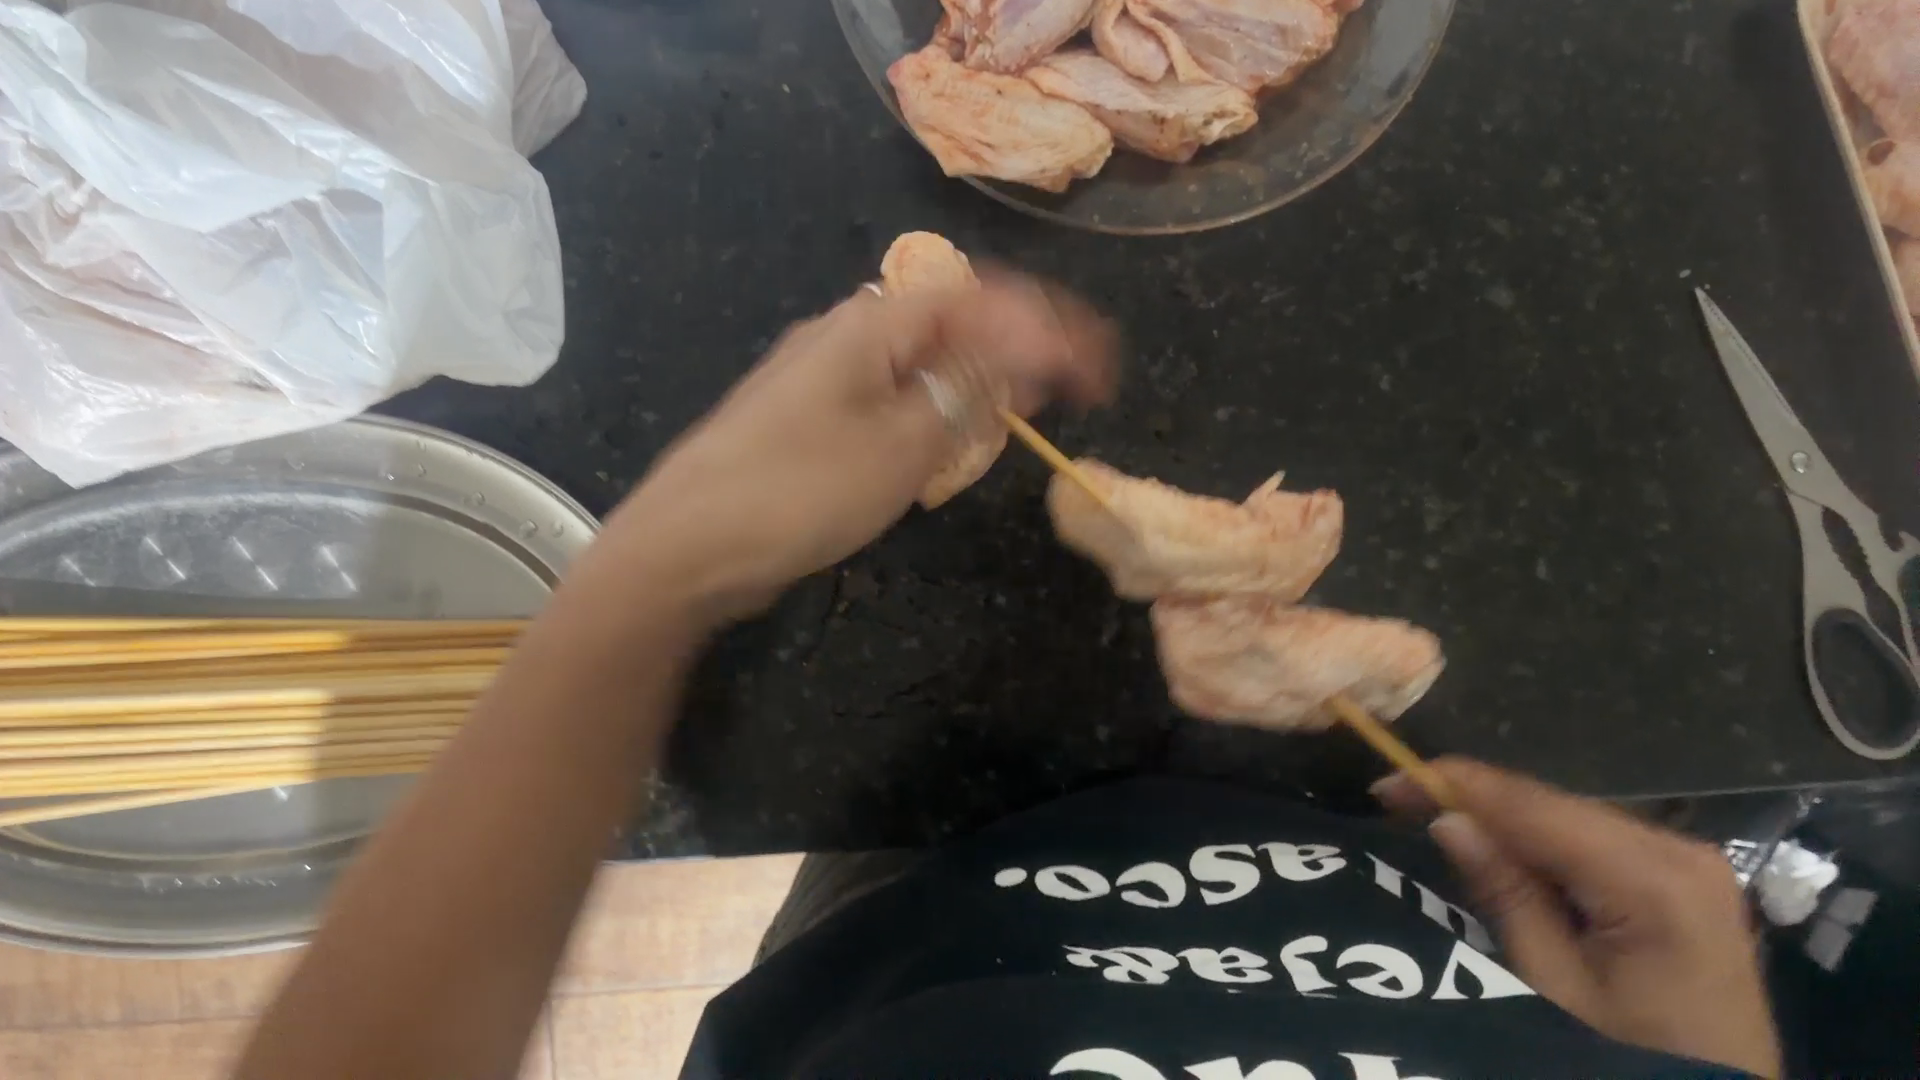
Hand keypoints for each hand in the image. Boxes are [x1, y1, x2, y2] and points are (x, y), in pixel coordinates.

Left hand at [602, 277, 1116, 624]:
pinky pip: (889, 400)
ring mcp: (820, 378)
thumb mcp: (901, 444)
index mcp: (870, 326)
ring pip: (920, 365)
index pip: (981, 300)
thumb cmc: (798, 492)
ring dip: (975, 382)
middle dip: (1017, 349)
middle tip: (1066, 392)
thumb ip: (970, 394)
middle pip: (951, 324)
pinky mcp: (808, 421)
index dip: (1048, 326)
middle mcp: (844, 336)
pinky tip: (945, 443)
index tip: (1098, 371)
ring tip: (1020, 414)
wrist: (685, 548)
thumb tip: (1029, 354)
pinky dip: (933, 414)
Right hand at [1376, 759, 1780, 1078]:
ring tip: (1430, 819)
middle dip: (1469, 798)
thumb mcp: (1553, 990)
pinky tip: (1494, 847)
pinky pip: (1586, 837)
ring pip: (1562, 814)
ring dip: (1497, 817)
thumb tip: (1448, 820)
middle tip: (1396, 802)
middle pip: (1546, 803)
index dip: (1450, 784)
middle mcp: (1677, 850)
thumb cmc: (1630, 1061)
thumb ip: (1506, 895)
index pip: (1529, 805)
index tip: (1385, 786)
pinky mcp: (1680, 877)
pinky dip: (1533, 838)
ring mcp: (1685, 861)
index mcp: (1651, 880)